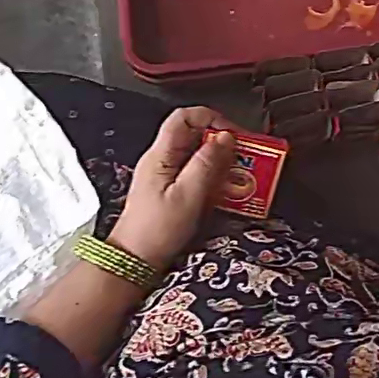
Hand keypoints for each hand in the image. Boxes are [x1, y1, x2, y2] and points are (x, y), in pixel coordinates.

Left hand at [108, 107, 239, 268]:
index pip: (184, 117)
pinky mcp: (171, 189)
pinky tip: (224, 191)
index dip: (211, 118)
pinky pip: (196, 172)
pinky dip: (213, 177)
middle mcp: (162, 160)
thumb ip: (207, 163)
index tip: (233, 135)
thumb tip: (226, 137)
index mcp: (161, 155)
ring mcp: (166, 174)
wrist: (135, 260)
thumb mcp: (188, 195)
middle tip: (243, 157)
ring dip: (220, 161)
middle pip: (195, 134)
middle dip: (221, 142)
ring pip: (197, 154)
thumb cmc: (157, 230)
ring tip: (238, 175)